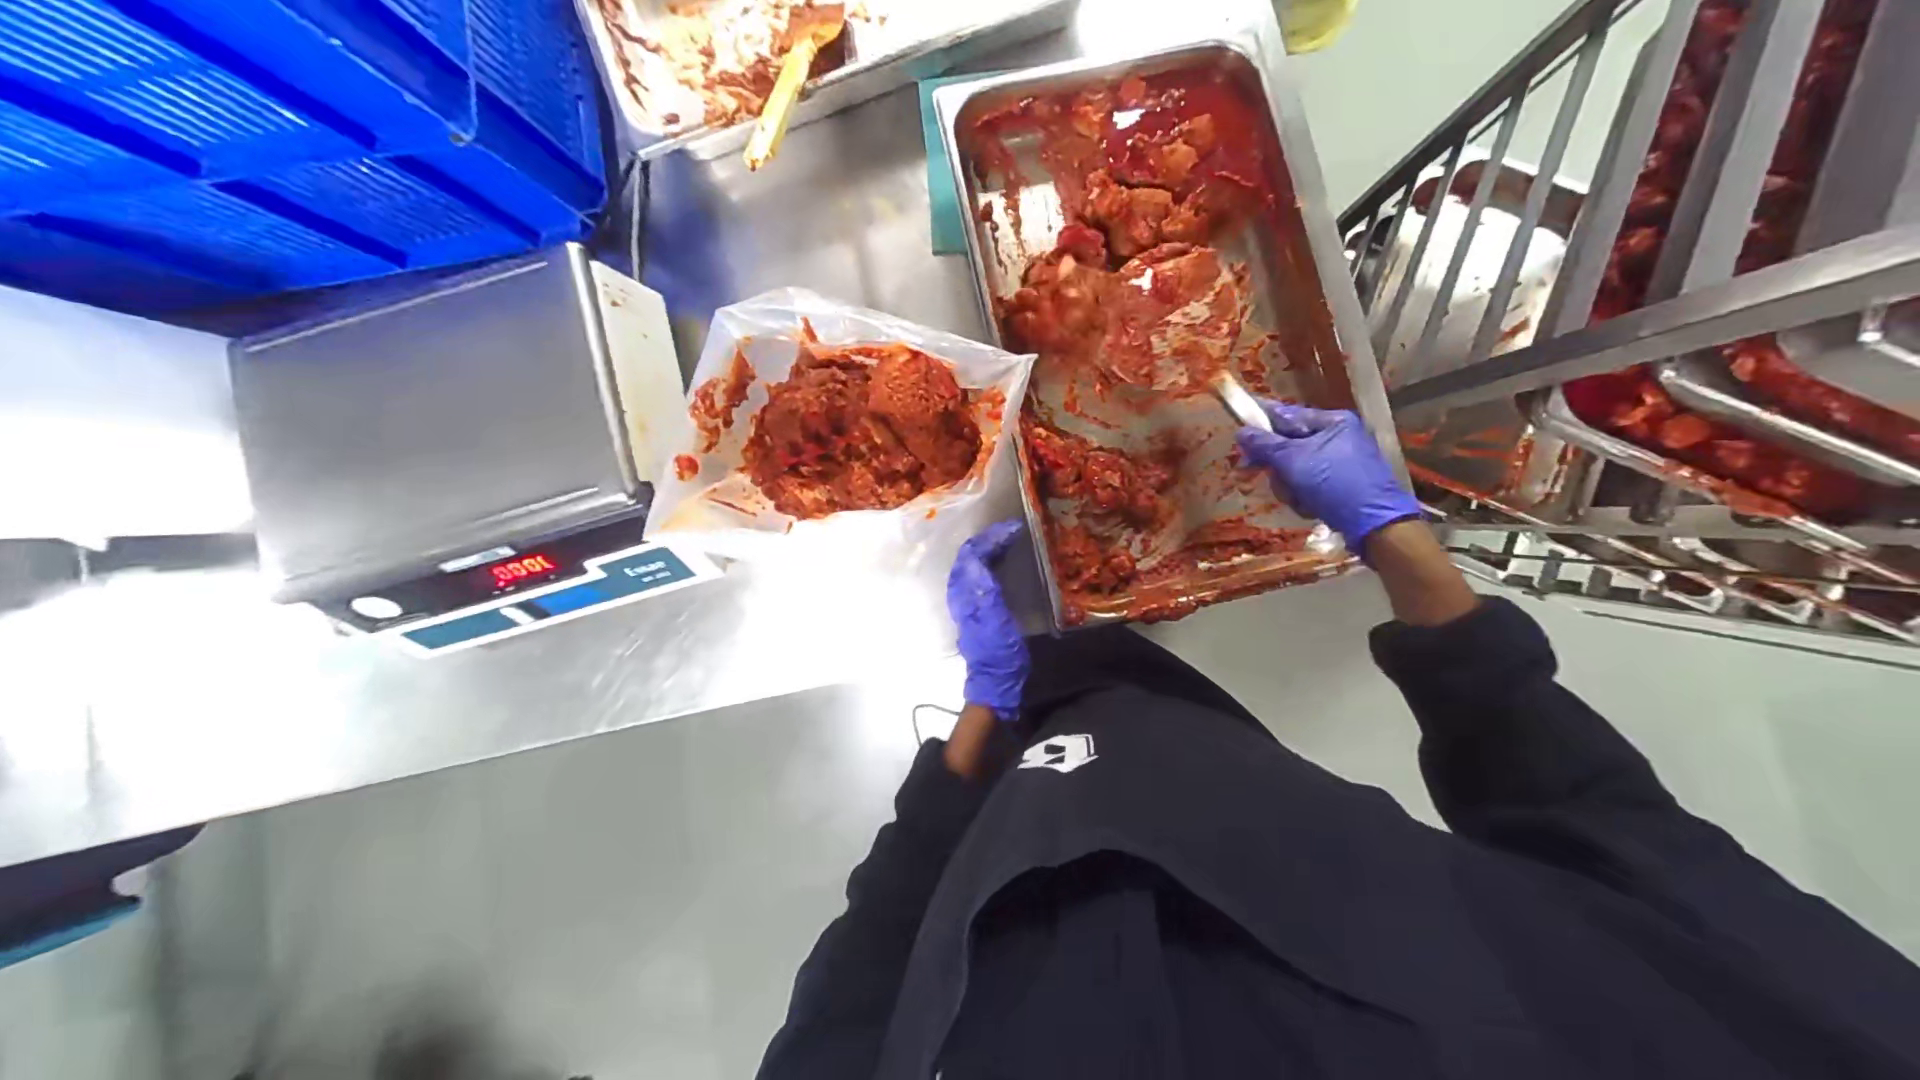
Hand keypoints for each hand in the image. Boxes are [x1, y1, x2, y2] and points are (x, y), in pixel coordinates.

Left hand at [947, 520, 1029, 718]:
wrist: (996, 678)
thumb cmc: (997, 649)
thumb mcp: (994, 619)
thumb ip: (985, 589)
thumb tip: (977, 559)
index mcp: (964, 592)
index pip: (971, 554)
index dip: (990, 537)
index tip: (1013, 528)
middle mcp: (961, 592)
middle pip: (970, 555)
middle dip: (989, 538)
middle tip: (1013, 529)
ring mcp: (968, 599)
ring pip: (974, 563)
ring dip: (990, 548)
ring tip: (1011, 539)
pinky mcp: (978, 606)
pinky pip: (981, 574)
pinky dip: (992, 560)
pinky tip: (1006, 560)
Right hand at [1235, 400, 1422, 548]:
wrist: (1374, 523)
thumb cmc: (1334, 483)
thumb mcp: (1294, 461)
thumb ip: (1265, 445)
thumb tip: (1241, 431)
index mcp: (1332, 422)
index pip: (1287, 415)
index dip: (1261, 426)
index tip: (1241, 437)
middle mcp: (1338, 437)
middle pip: (1288, 446)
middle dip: (1278, 467)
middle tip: (1263, 476)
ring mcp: (1340, 462)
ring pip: (1295, 469)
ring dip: (1289, 486)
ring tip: (1298, 498)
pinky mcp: (1341, 485)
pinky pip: (1308, 485)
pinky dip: (1304, 497)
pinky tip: (1310, 506)